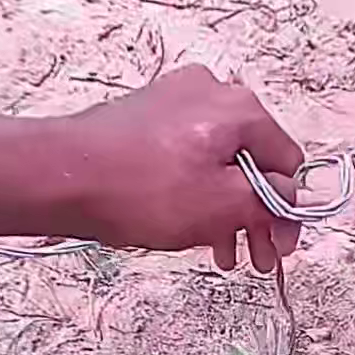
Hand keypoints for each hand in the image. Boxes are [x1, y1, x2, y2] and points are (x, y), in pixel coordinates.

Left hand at [59, 65, 304, 272]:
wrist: (62, 176)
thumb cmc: (146, 192)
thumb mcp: (226, 204)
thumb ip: (272, 200)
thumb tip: (292, 197)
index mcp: (240, 109)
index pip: (288, 163)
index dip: (289, 213)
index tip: (279, 249)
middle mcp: (212, 93)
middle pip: (255, 165)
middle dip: (259, 218)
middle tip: (256, 261)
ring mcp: (177, 102)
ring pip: (222, 166)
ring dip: (230, 213)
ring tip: (224, 255)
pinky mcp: (149, 118)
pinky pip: (192, 160)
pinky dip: (201, 195)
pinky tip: (195, 228)